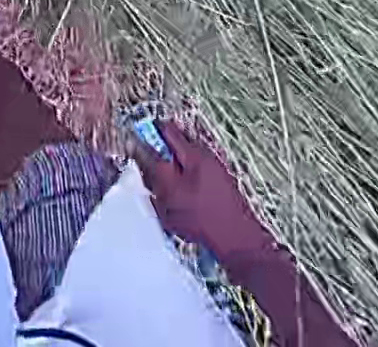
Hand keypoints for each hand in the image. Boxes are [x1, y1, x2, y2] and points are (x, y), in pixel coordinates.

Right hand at [135, 121, 276, 259]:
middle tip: (149, 177)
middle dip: (159, 158)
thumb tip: (136, 144)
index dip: (147, 134)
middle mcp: (207, 159)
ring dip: (170, 177)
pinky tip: (179, 212)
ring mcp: (216, 176)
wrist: (242, 249)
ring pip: (183, 167)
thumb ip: (152, 165)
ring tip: (164, 198)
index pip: (166, 129)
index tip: (134, 146)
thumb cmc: (203, 218)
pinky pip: (193, 183)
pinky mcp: (221, 193)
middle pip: (174, 148)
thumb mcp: (170, 190)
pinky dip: (182, 190)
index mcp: (195, 153)